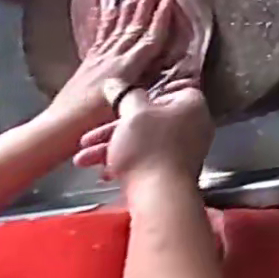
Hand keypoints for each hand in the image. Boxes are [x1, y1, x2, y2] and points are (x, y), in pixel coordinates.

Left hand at [51, 0, 173, 126]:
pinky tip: (109, 10)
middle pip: (134, 27)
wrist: (58, 128)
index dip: (160, 20)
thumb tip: (161, 71)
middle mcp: (115, 58)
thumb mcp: (127, 104)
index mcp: (128, 68)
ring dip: (128, 8)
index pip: (150, 39)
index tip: (168, 2)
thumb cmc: (96, 123)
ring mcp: (101, 58)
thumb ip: (145, 83)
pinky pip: (100, 36)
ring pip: (118, 27)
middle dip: (145, 6)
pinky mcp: (89, 62)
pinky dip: (106, 21)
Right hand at [73, 78, 215, 183]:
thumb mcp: (132, 115)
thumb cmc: (148, 147)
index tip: (115, 108)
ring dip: (113, 148)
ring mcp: (187, 147)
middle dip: (113, 130)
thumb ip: (125, 96)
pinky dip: (127, 163)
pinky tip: (104, 174)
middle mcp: (195, 122)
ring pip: (145, 141)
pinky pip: (149, 159)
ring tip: (83, 160)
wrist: (159, 195)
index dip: (138, 99)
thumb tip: (116, 82)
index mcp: (192, 103)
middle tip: (86, 140)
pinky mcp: (175, 169)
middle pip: (150, 119)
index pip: (165, 91)